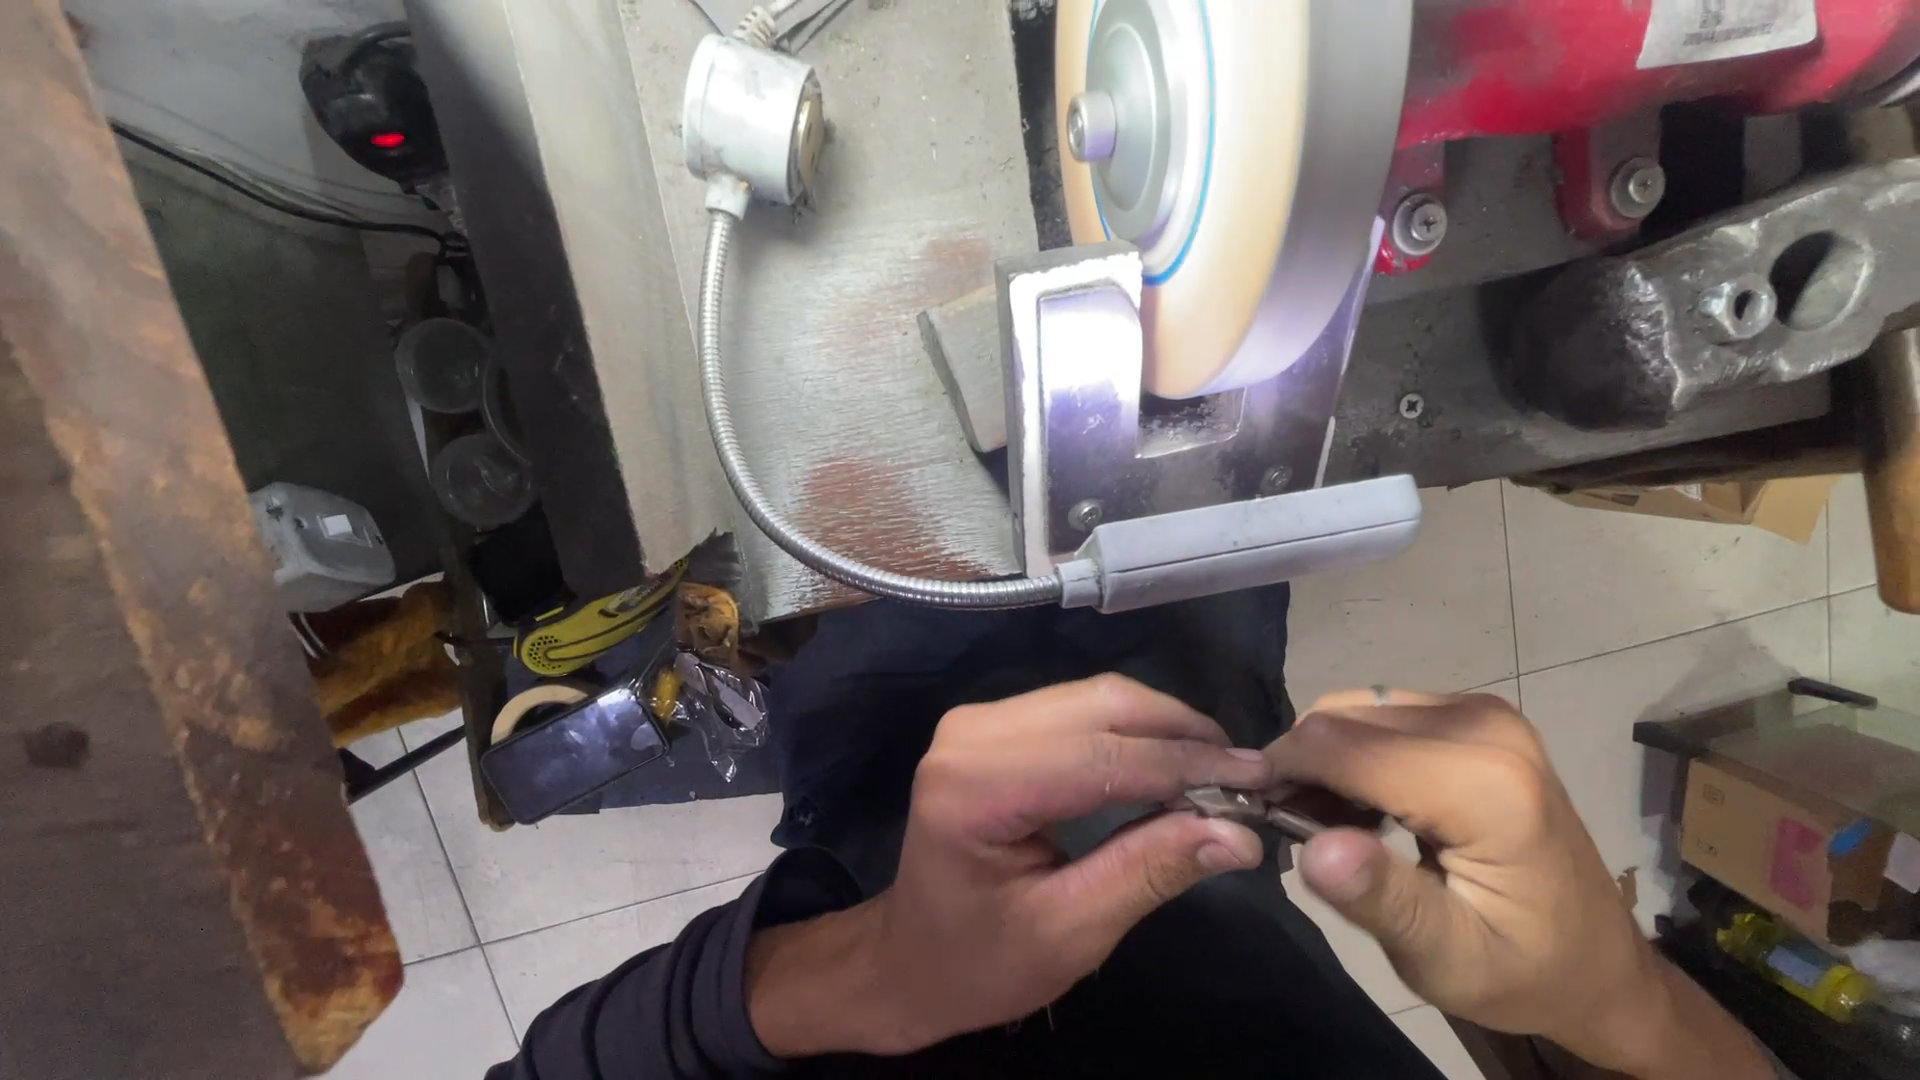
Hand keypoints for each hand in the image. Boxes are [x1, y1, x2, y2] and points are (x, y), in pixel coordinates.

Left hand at [746, 675, 1273, 1056]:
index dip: (1185, 763)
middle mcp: (971, 731)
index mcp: (974, 785)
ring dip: (1162, 724)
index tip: (1259, 779)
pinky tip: (1171, 756)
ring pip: (1093, 697)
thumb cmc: (977, 962)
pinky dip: (1132, 729)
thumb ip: (1148, 872)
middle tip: (1248, 772)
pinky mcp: (992, 724)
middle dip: (1181, 731)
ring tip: (1221, 766)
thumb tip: (1238, 833)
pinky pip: (1077, 708)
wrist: (908, 955)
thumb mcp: (1068, 933)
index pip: (1100, 757)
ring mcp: (977, 719)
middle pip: (1099, 706)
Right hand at [1268, 690, 1770, 1078]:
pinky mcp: (1472, 712)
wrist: (1602, 962)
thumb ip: (1384, 902)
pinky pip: (1375, 712)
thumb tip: (1314, 850)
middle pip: (1338, 719)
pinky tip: (1358, 800)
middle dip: (1297, 767)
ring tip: (1325, 820)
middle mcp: (1483, 724)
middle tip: (1293, 830)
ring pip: (1348, 709)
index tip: (1254, 817)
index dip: (1281, 773)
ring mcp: (1480, 711)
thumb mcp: (1450, 962)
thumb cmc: (1526, 971)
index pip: (1338, 746)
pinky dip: (1348, 750)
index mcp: (1486, 784)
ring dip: (1320, 759)